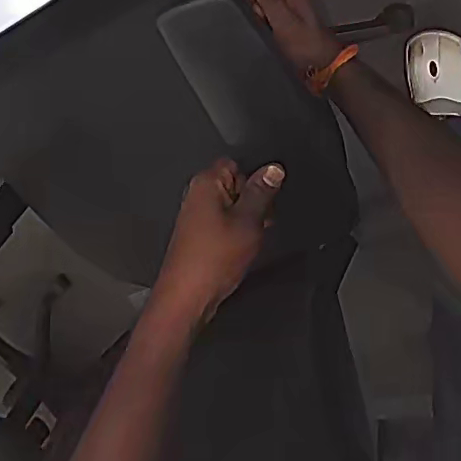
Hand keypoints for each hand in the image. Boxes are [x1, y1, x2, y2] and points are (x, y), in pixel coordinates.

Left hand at [151, 158, 284, 323]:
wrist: (187, 296)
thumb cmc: (214, 258)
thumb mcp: (248, 221)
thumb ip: (262, 192)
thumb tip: (273, 169)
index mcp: (206, 182)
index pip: (237, 163)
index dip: (254, 181)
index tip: (264, 201)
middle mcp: (196, 193)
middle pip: (234, 184)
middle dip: (251, 203)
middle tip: (256, 224)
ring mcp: (194, 213)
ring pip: (231, 207)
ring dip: (244, 221)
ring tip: (244, 242)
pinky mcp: (196, 233)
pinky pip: (222, 223)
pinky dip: (233, 234)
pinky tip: (235, 251)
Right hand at [243, 0, 344, 72]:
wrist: (320, 64)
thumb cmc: (304, 44)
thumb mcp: (282, 20)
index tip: (262, 13)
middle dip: (258, 10)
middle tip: (270, 25)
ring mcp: (288, 2)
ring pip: (261, 5)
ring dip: (262, 19)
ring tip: (274, 31)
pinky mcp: (286, 15)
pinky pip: (267, 16)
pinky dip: (267, 25)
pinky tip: (275, 34)